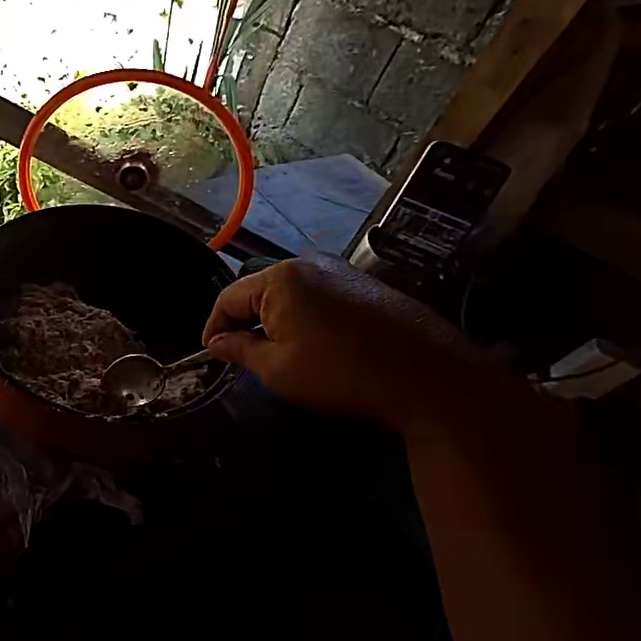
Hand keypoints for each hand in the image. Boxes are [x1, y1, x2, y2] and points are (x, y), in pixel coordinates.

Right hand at [201, 252, 502, 429]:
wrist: (428, 376)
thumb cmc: (341, 372)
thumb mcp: (277, 369)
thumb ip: (239, 350)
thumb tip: (216, 343)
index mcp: (279, 279)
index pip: (228, 298)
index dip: (214, 327)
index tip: (211, 354)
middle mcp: (308, 264)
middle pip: (257, 292)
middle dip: (244, 323)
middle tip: (242, 356)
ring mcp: (340, 271)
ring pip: (287, 294)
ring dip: (274, 321)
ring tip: (276, 353)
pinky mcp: (363, 284)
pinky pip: (316, 296)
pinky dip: (303, 317)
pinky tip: (313, 344)